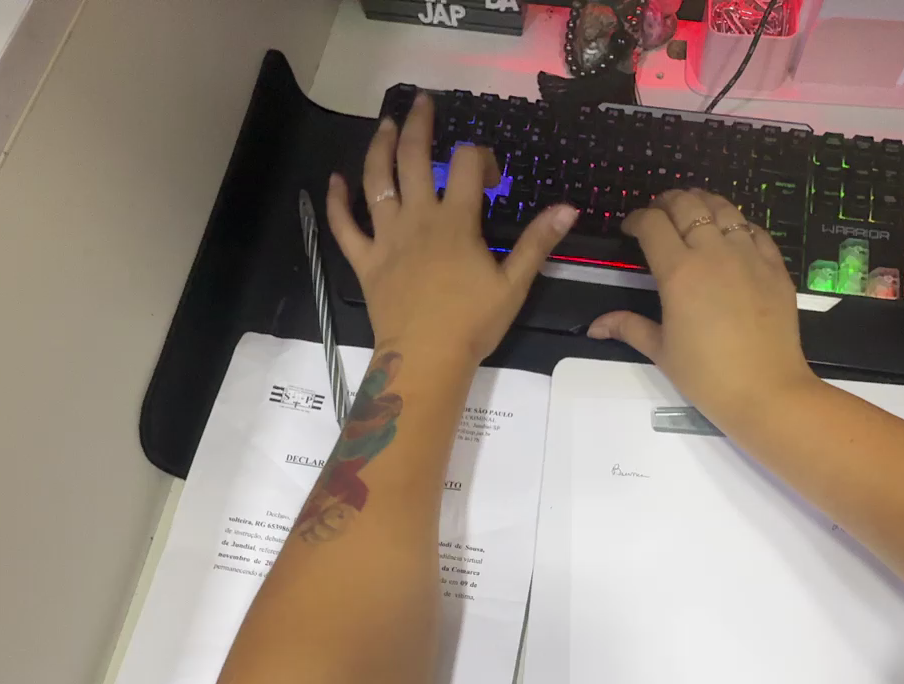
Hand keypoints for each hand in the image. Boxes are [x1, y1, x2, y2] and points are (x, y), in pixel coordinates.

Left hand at [326, 93, 577, 363]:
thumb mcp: (514, 285)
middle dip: (419, 125)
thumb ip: (537, 243)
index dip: (480, 157)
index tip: (489, 175)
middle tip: (422, 103)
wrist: (427, 359)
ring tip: (386, 126)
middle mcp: (417, 219)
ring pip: (376, 181)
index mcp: (455, 222)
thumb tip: (567, 208)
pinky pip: (345, 227)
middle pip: (414, 158)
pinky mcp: (366, 261)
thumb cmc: (472, 325)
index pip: (466, 166)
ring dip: (380, 147)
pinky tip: (335, 181)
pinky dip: (337, 202)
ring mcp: (387, 238)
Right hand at [587, 189, 818, 426]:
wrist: (765, 390)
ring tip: (692, 209)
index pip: (652, 225)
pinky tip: (730, 231)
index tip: (629, 227)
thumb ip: (629, 328)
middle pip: (687, 206)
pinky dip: (737, 222)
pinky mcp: (774, 266)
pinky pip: (754, 229)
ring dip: (702, 202)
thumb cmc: (706, 376)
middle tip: (657, 211)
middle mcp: (714, 252)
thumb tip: (596, 325)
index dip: (637, 219)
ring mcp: (748, 255)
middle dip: (667, 202)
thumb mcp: (662, 352)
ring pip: (724, 208)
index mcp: (679, 272)